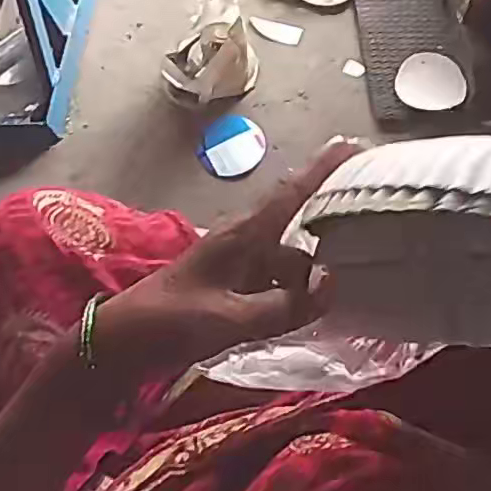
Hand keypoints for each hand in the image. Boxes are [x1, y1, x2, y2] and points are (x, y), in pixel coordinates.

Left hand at [91, 139, 364, 369]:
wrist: (120, 346)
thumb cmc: (169, 322)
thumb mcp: (228, 319)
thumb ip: (284, 306)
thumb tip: (331, 284)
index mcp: (244, 236)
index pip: (291, 193)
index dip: (323, 168)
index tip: (353, 145)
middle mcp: (248, 244)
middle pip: (301, 235)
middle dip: (329, 236)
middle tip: (370, 236)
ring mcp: (242, 266)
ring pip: (292, 266)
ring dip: (308, 283)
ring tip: (332, 301)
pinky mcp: (237, 288)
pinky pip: (278, 286)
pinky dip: (294, 298)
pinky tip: (307, 315)